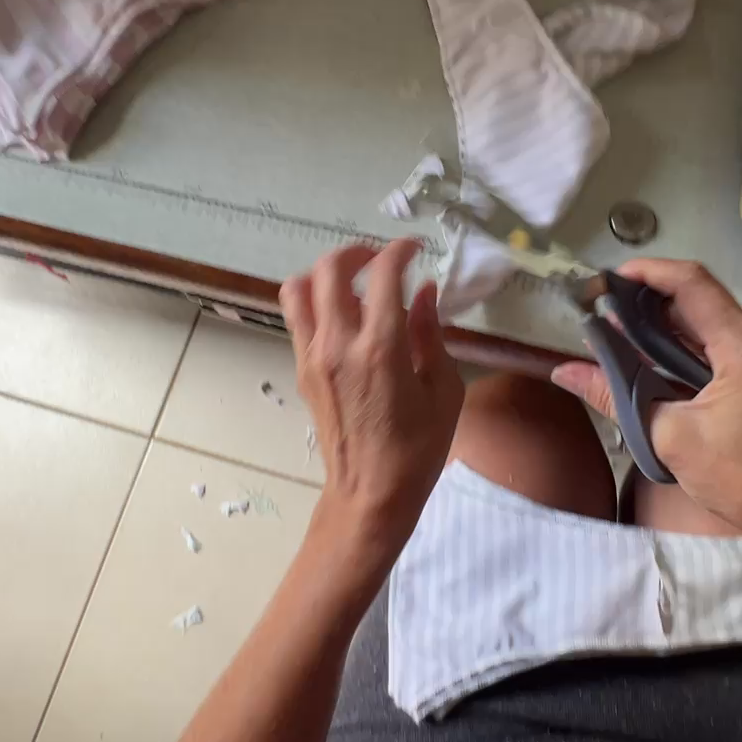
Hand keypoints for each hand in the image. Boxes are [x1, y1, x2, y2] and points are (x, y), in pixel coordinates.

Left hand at [280, 240, 465, 577]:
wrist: (370, 492)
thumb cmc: (418, 447)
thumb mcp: (444, 389)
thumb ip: (431, 333)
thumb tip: (425, 292)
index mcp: (381, 348)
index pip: (383, 275)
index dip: (400, 251)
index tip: (415, 249)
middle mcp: (338, 344)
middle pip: (330, 269)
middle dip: (357, 251)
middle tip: (381, 259)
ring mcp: (312, 355)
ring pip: (300, 288)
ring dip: (326, 273)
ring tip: (353, 282)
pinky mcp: (302, 369)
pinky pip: (297, 317)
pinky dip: (315, 300)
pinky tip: (342, 314)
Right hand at [551, 259, 741, 564]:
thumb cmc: (739, 481)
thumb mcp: (666, 436)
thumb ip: (613, 393)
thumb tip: (562, 371)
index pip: (694, 285)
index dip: (648, 272)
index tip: (609, 280)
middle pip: (699, 300)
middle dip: (648, 305)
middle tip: (603, 315)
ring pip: (710, 317)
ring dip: (666, 325)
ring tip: (620, 336)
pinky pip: (724, 335)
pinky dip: (688, 341)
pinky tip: (655, 355)